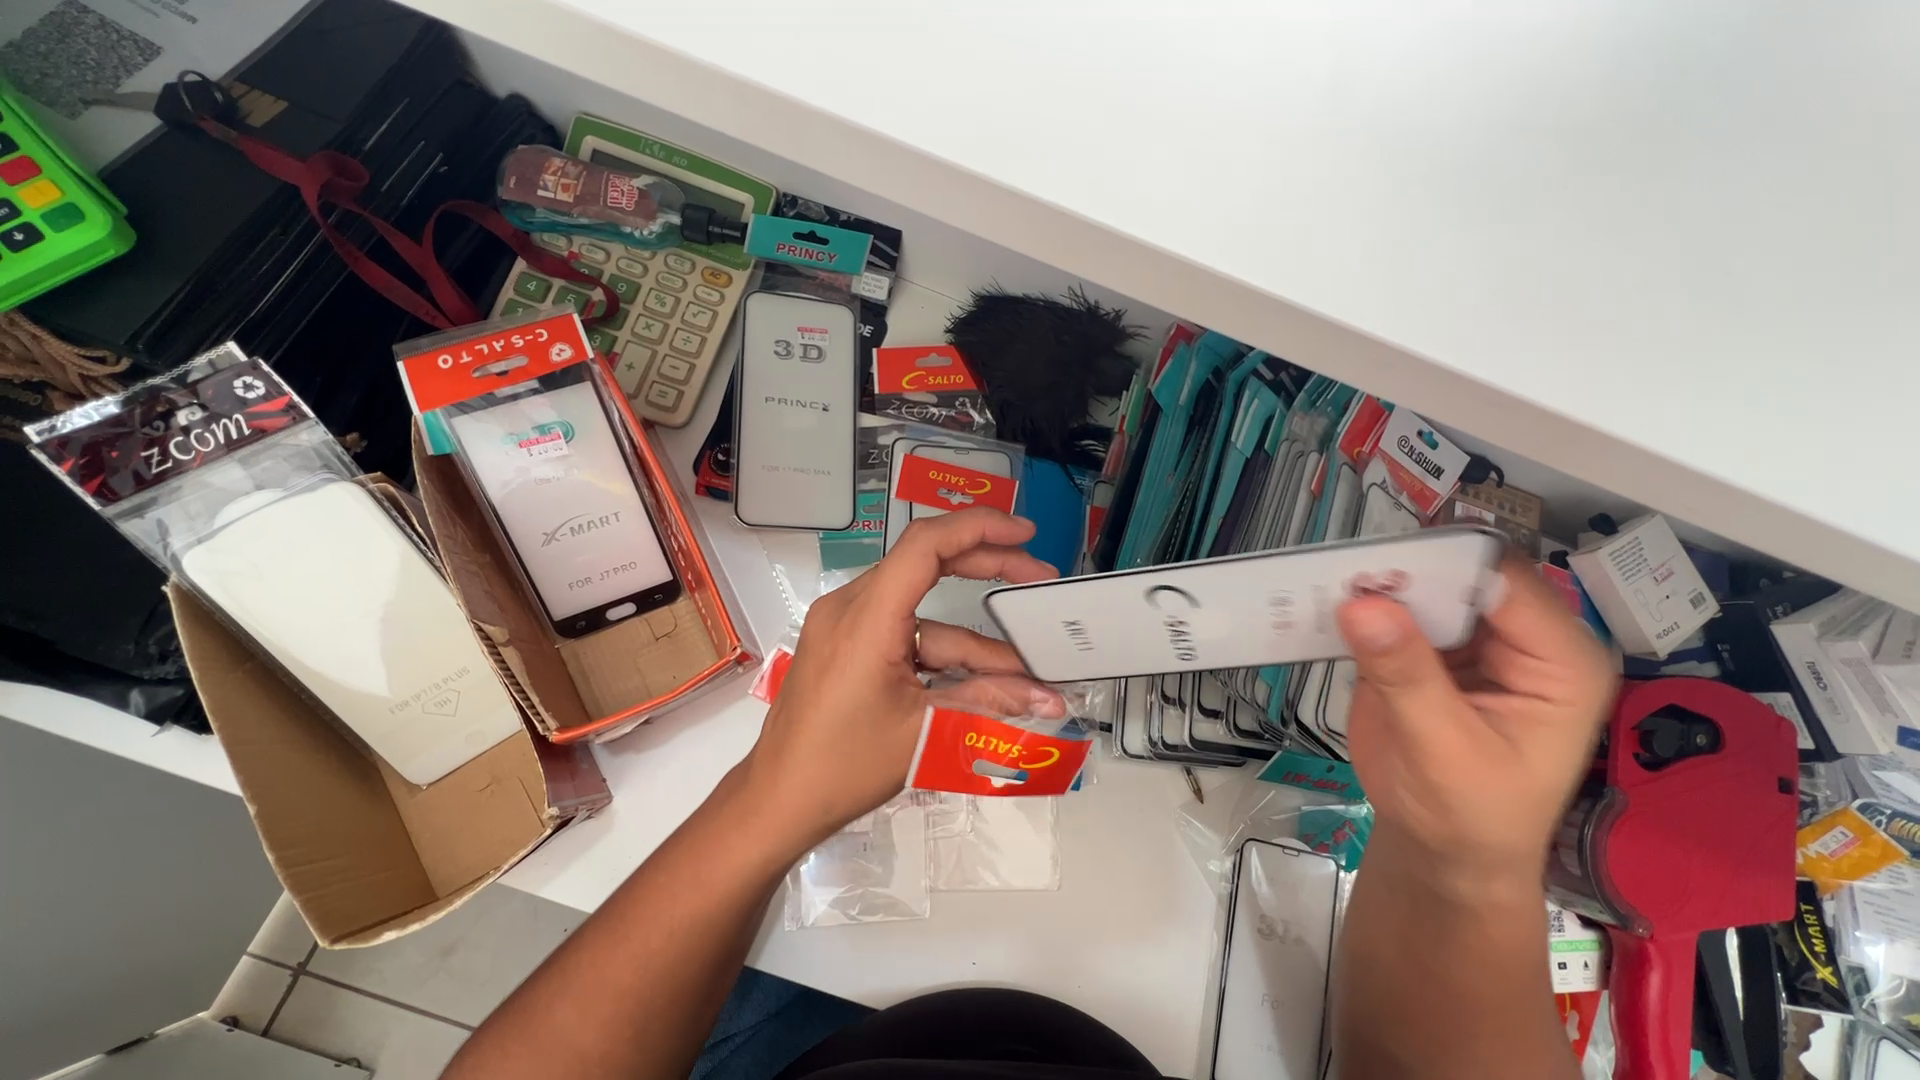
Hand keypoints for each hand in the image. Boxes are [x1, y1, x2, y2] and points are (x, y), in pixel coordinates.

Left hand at [736, 508, 1063, 852]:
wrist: (780, 801)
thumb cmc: (844, 767)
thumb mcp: (926, 731)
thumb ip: (990, 703)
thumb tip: (1050, 699)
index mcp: (865, 618)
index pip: (925, 544)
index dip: (980, 527)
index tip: (1025, 532)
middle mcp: (850, 607)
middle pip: (927, 565)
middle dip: (988, 569)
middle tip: (1038, 579)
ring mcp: (845, 624)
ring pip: (924, 612)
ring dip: (974, 639)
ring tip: (1026, 671)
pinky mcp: (848, 644)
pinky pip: (906, 634)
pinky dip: (944, 654)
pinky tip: (983, 679)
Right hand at [1336, 554, 1616, 894]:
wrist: (1444, 852)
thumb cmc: (1467, 814)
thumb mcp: (1441, 750)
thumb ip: (1406, 675)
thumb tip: (1361, 603)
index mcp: (1559, 660)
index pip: (1506, 584)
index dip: (1447, 566)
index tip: (1380, 563)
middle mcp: (1523, 639)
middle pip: (1463, 578)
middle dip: (1407, 572)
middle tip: (1343, 571)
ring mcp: (1474, 642)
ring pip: (1425, 588)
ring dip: (1379, 586)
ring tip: (1324, 582)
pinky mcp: (1430, 650)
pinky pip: (1397, 613)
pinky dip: (1364, 609)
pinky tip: (1326, 606)